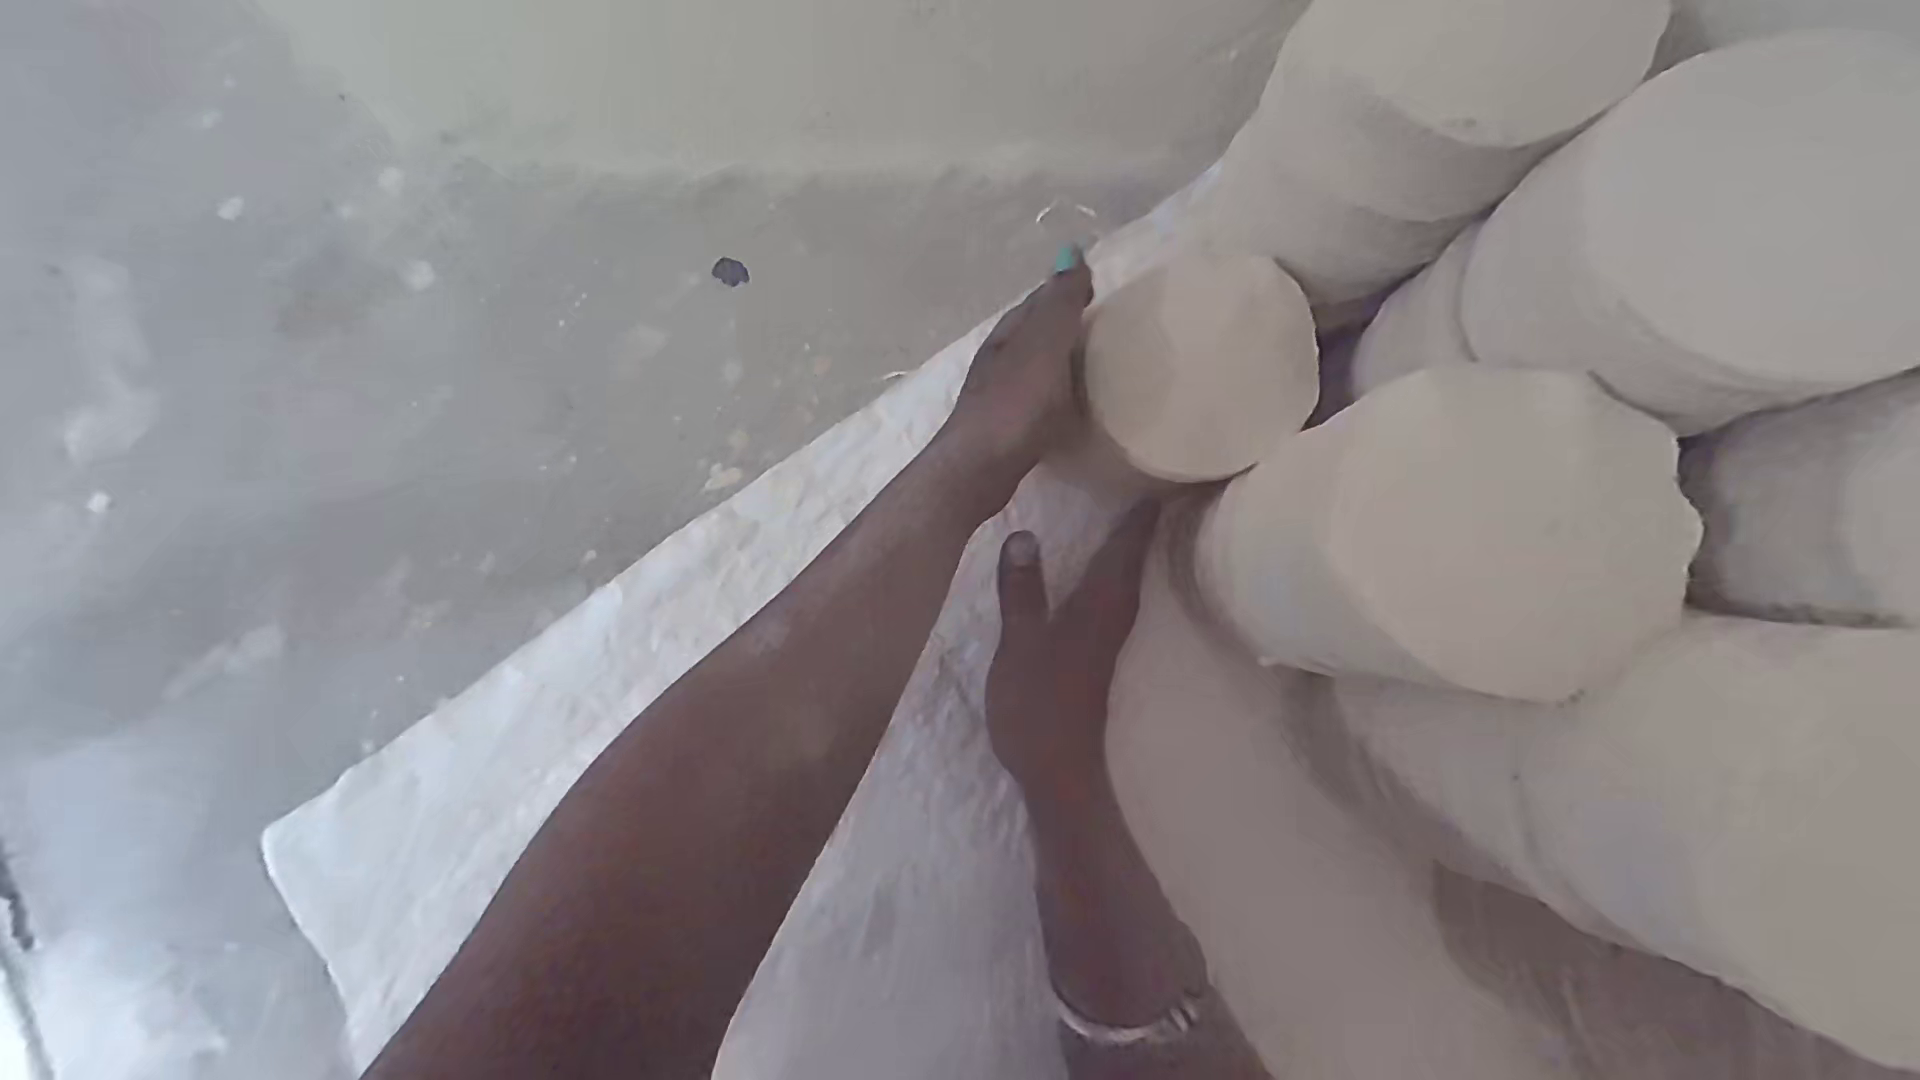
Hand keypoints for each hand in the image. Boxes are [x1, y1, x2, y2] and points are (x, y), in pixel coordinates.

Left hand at [938, 251, 1095, 495]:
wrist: (981, 465)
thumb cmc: (1016, 402)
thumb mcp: (1044, 344)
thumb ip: (1060, 303)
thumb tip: (1072, 251)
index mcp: (1009, 333)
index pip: (1039, 301)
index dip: (1067, 291)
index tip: (1100, 293)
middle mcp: (999, 358)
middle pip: (1034, 333)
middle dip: (1063, 326)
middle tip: (1102, 330)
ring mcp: (998, 394)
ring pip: (1033, 366)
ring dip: (1058, 361)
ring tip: (1092, 366)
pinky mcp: (1004, 426)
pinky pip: (1035, 398)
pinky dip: (1053, 392)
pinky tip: (1067, 405)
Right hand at [985, 501, 1159, 799]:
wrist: (1058, 767)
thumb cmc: (1037, 702)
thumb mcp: (1020, 642)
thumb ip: (1021, 590)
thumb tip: (1023, 534)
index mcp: (1099, 602)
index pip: (1129, 544)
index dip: (1144, 508)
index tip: (1161, 468)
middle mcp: (1113, 611)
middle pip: (1137, 554)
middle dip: (1142, 516)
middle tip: (1143, 473)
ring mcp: (1108, 631)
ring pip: (1127, 574)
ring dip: (1128, 541)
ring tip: (1124, 505)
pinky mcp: (1098, 647)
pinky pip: (1112, 592)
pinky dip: (1111, 567)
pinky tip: (1096, 561)